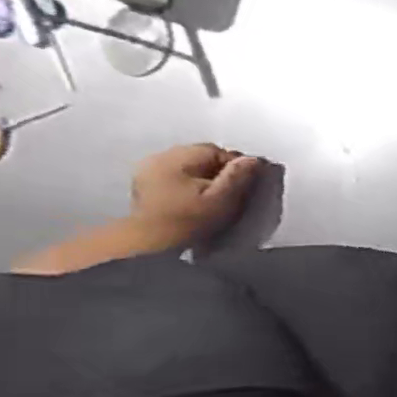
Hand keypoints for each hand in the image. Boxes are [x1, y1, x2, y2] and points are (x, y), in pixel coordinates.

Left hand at [129, 144, 262, 242]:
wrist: (148, 245)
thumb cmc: (189, 221)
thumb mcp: (222, 200)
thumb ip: (237, 177)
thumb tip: (253, 159)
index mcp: (177, 158)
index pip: (216, 151)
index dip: (234, 166)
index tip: (243, 184)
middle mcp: (159, 157)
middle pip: (200, 155)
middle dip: (218, 168)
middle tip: (228, 189)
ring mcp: (146, 169)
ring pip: (186, 163)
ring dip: (202, 173)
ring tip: (210, 194)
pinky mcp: (142, 181)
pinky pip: (172, 172)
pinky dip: (186, 179)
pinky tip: (191, 196)